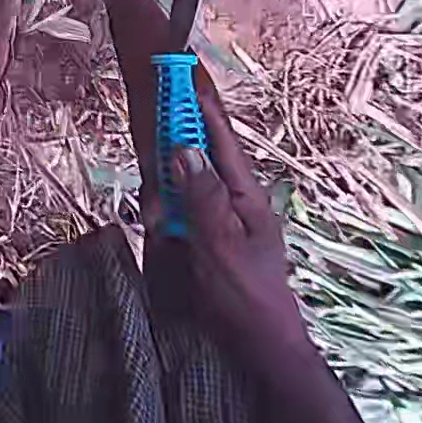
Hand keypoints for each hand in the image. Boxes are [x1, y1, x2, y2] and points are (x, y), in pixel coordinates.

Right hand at [172, 90, 307, 354]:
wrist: (260, 343)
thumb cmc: (246, 294)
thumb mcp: (222, 244)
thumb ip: (203, 196)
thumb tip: (185, 149)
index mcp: (247, 195)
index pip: (223, 144)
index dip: (206, 110)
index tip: (189, 79)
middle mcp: (235, 199)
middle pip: (203, 159)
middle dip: (180, 146)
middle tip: (162, 131)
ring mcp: (222, 217)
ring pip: (189, 183)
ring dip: (169, 184)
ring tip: (160, 197)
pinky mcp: (208, 234)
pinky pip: (183, 207)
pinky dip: (168, 205)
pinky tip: (161, 216)